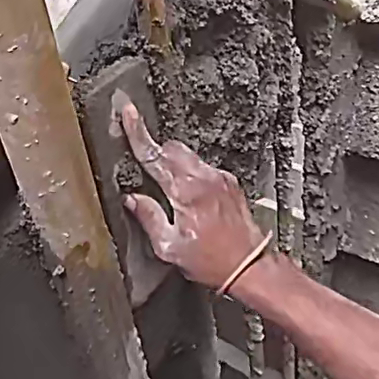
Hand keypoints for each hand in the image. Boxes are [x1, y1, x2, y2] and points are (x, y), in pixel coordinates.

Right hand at [116, 94, 268, 289]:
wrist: (250, 265)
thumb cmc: (211, 261)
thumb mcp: (169, 247)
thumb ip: (148, 217)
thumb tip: (131, 199)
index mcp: (185, 191)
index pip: (154, 154)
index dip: (137, 132)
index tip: (128, 112)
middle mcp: (204, 178)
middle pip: (172, 149)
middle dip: (156, 154)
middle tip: (146, 171)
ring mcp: (220, 178)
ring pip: (188, 157)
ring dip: (174, 166)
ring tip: (171, 193)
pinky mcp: (229, 183)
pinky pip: (203, 168)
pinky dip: (191, 175)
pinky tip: (191, 199)